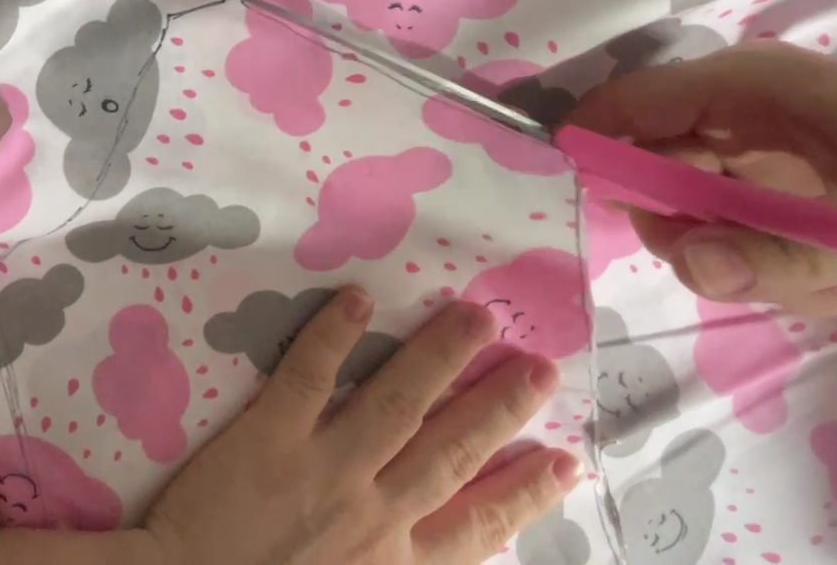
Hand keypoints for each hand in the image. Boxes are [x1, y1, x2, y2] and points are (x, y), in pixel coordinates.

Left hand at [141, 288, 577, 564]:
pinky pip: (309, 377)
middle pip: (451, 451)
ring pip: (396, 403)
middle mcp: (377, 516)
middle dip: (500, 408)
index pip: (480, 523)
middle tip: (542, 365)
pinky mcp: (269, 437)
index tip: (567, 459)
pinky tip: (361, 299)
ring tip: (477, 317)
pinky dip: (335, 336)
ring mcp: (326, 470)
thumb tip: (434, 536)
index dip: (528, 491)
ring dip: (440, 357)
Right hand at [569, 40, 836, 314]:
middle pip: (650, 162)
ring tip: (817, 282)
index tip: (585, 203)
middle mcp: (742, 109)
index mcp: (750, 86)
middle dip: (681, 224)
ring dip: (737, 254)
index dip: (592, 146)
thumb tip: (691, 266)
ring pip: (690, 206)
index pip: (628, 104)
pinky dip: (771, 265)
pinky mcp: (789, 190)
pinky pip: (736, 229)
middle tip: (728, 268)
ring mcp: (766, 151)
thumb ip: (791, 255)